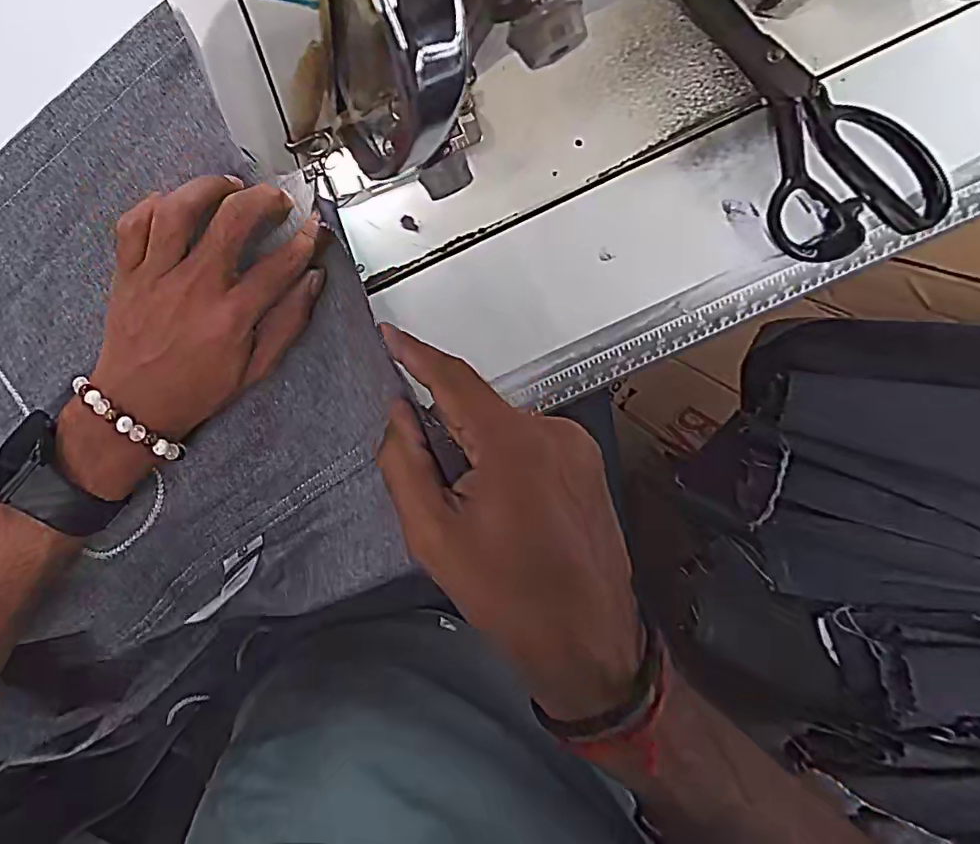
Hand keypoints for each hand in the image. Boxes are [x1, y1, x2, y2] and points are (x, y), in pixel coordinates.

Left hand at [56, 176, 325, 501]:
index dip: (305, 239)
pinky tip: (172, 203)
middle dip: (264, 199)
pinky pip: (132, 225)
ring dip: (208, 187)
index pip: (280, 263)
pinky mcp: (128, 275)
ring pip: (179, 210)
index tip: (313, 228)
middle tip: (275, 199)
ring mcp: (156, 278)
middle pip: (233, 220)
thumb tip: (312, 281)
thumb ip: (288, 323)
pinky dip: (151, 205)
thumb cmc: (193, 389)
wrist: (135, 406)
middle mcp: (193, 289)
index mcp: (229, 316)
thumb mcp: (254, 369)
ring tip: (227, 187)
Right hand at [375, 324, 642, 721]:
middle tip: (434, 484)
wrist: (587, 644)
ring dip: (474, 449)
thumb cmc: (515, 597)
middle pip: (474, 405)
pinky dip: (500, 458)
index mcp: (512, 446)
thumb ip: (404, 462)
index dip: (415, 353)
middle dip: (442, 428)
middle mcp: (551, 435)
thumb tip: (398, 416)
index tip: (392, 336)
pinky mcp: (584, 461)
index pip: (452, 379)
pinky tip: (502, 509)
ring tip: (477, 511)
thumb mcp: (432, 534)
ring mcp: (574, 447)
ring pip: (499, 424)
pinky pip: (526, 439)